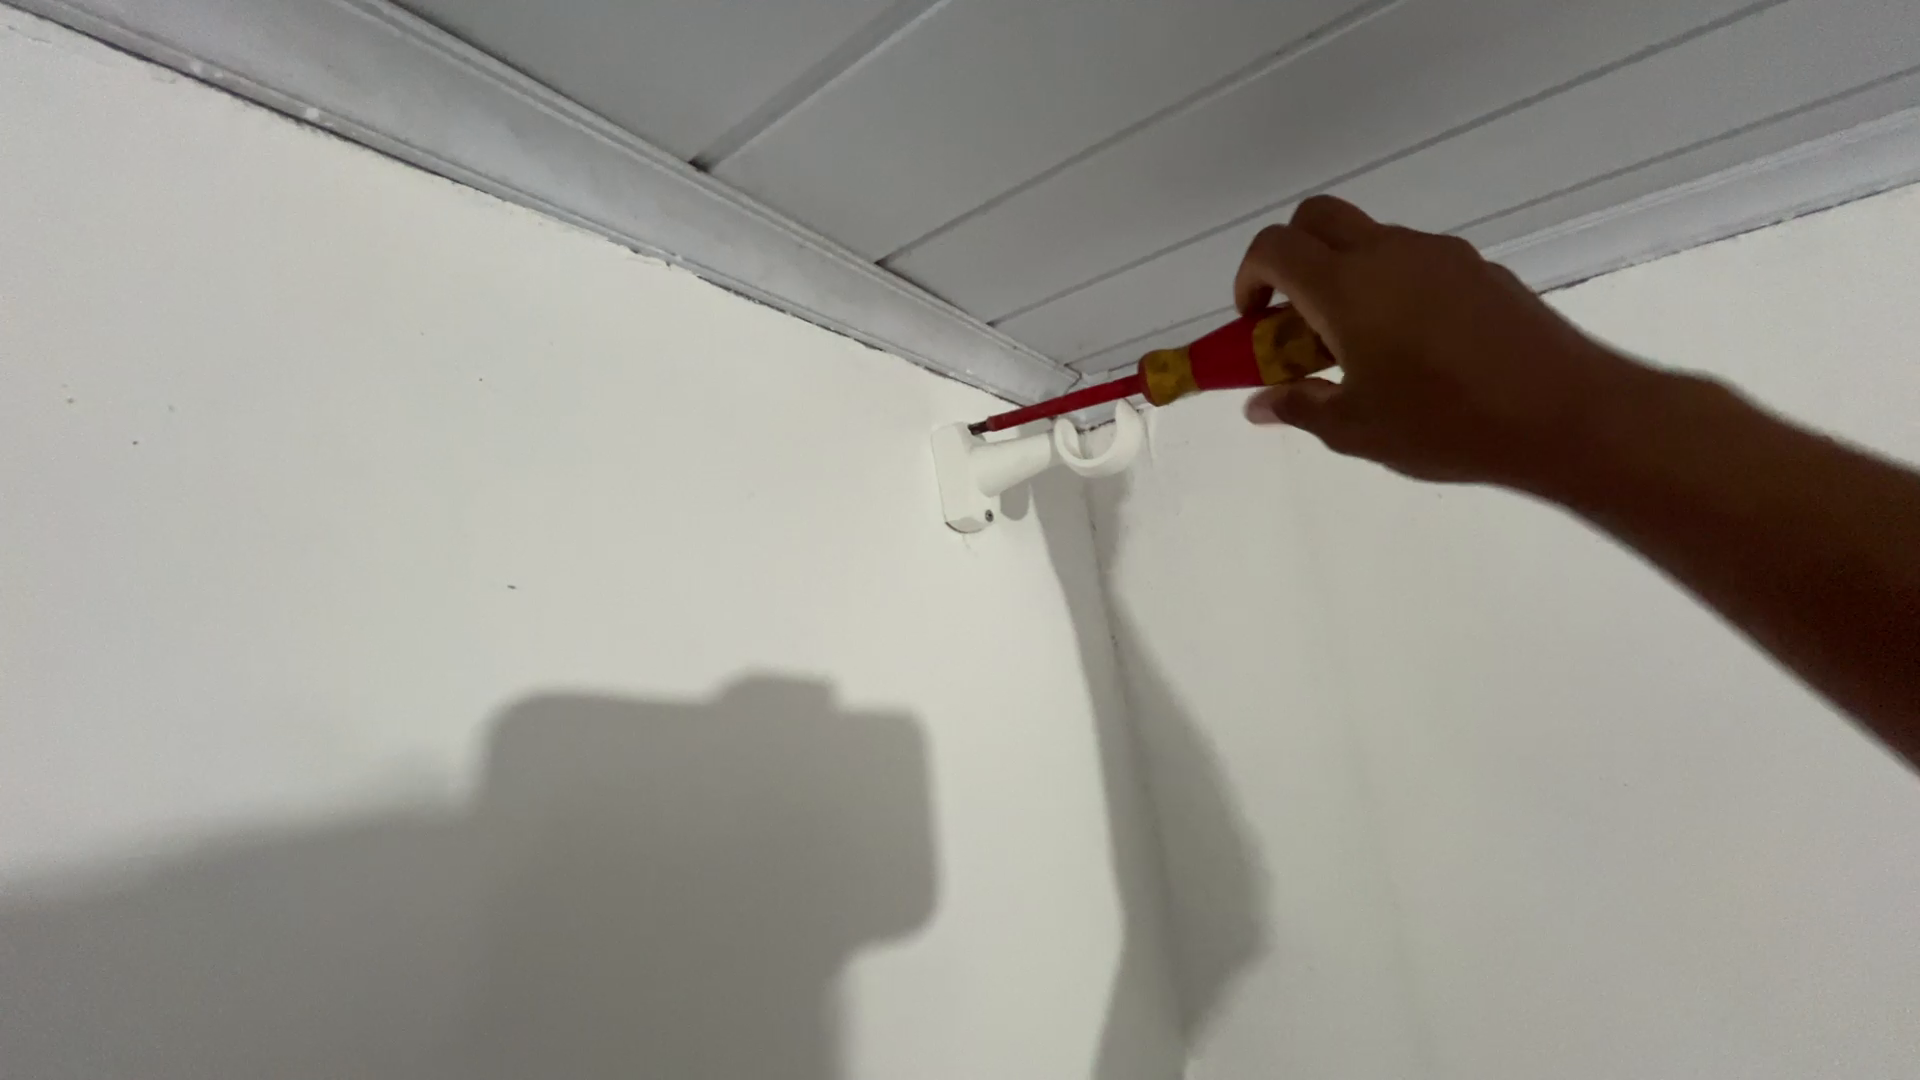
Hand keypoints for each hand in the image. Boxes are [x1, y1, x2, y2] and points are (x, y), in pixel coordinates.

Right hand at [1236, 195, 1647, 490]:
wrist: (1567, 414)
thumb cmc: (1443, 423)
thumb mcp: (1352, 428)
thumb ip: (1297, 405)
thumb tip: (1259, 404)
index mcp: (1348, 288)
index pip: (1274, 247)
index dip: (1249, 278)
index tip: (1254, 323)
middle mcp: (1391, 254)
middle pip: (1316, 219)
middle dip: (1287, 259)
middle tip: (1291, 318)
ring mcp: (1440, 256)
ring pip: (1366, 239)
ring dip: (1338, 275)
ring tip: (1351, 345)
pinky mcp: (1478, 269)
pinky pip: (1410, 260)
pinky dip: (1384, 286)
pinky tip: (1406, 346)